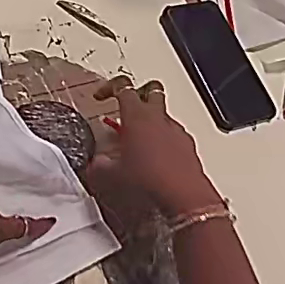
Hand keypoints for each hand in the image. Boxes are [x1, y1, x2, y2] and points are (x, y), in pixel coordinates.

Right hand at [85, 76, 221, 215]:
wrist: (182, 196)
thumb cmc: (149, 179)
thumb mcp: (113, 175)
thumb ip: (101, 165)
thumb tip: (97, 164)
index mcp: (137, 116)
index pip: (123, 87)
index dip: (110, 87)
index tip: (102, 96)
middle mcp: (158, 118)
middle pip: (151, 89)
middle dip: (139, 93)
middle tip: (128, 105)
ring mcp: (176, 130)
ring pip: (163, 113)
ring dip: (151, 119)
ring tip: (139, 138)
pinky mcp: (187, 145)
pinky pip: (174, 133)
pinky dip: (163, 138)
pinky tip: (155, 156)